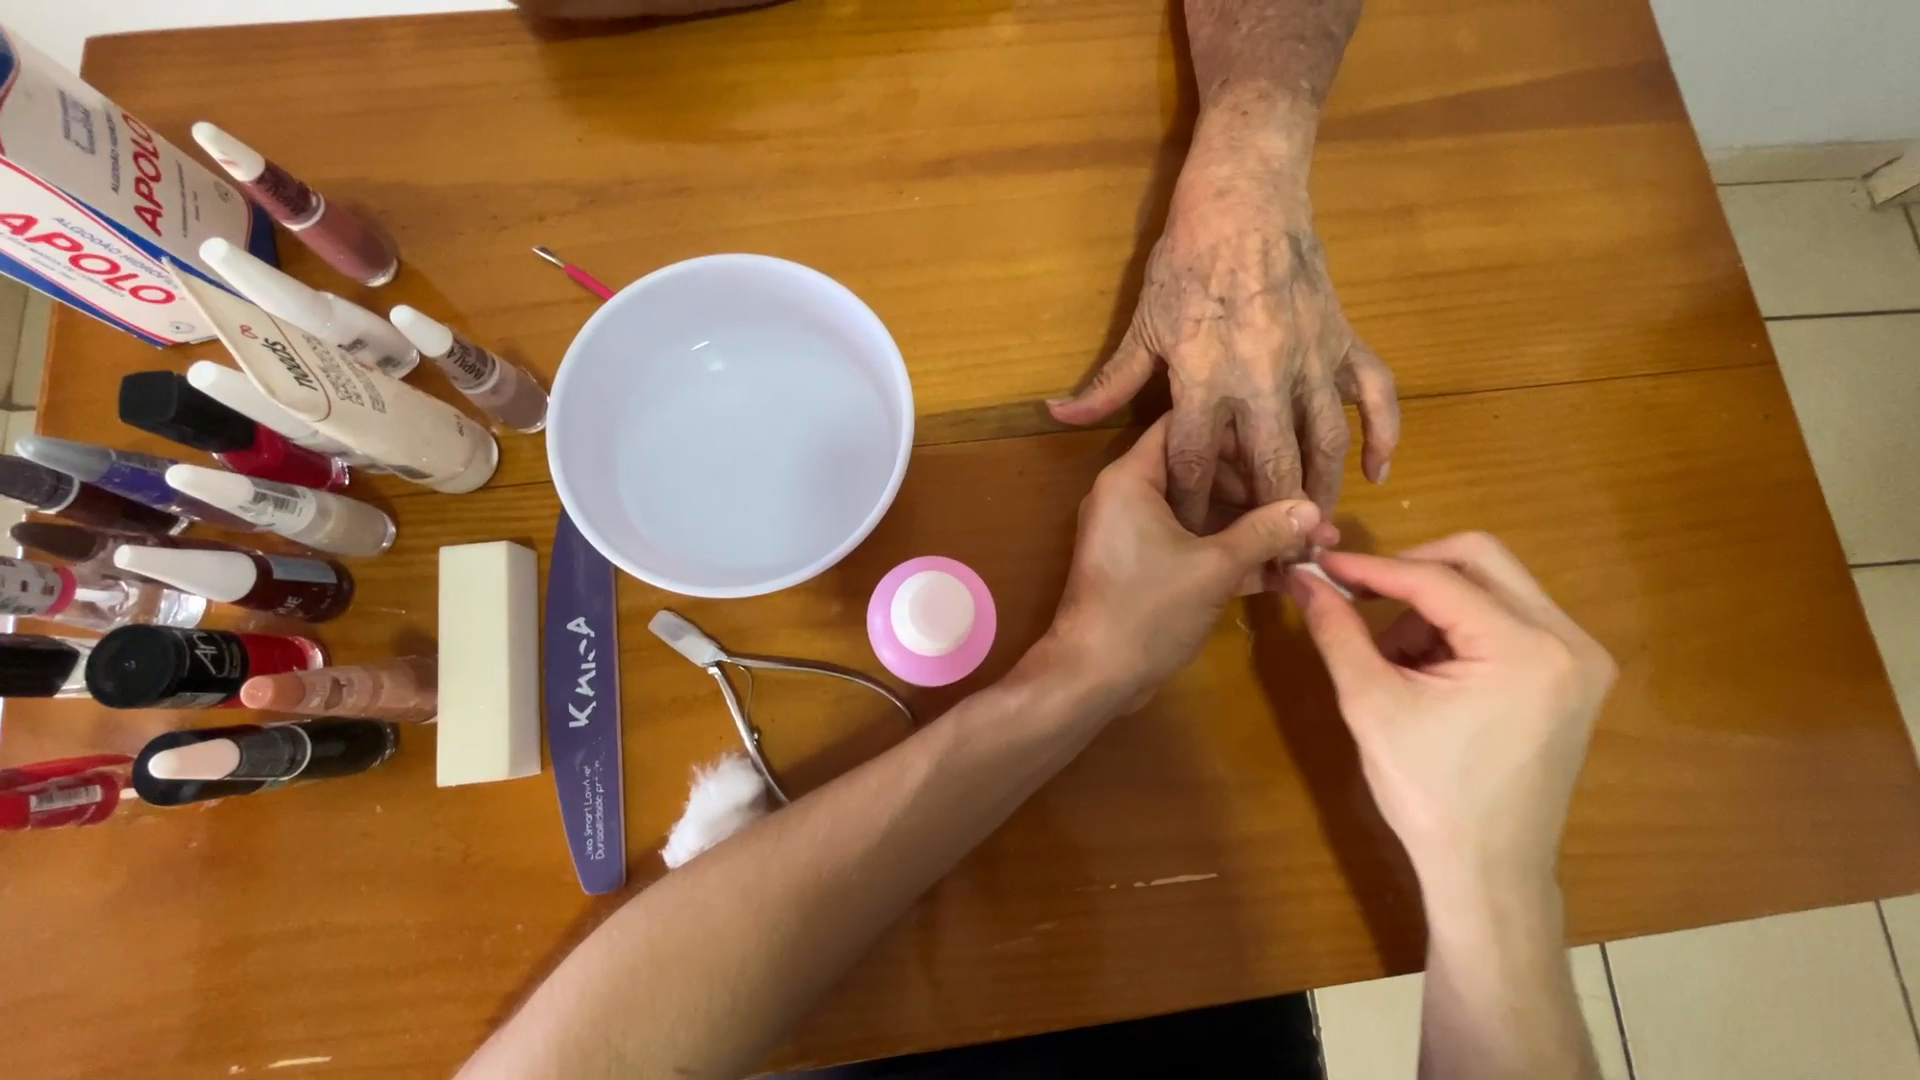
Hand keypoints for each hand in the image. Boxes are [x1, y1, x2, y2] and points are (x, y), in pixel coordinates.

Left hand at [1041, 418, 1322, 710]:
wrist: (1093, 673)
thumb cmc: (1147, 609)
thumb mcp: (1214, 568)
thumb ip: (1264, 532)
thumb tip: (1314, 509)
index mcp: (1132, 478)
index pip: (1183, 426)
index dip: (1235, 432)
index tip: (1283, 444)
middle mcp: (1129, 495)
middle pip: (1198, 471)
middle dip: (1255, 491)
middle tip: (1307, 508)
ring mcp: (1135, 532)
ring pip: (1200, 513)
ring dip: (1249, 528)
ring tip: (1307, 543)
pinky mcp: (1144, 565)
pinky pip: (1190, 545)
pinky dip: (1227, 554)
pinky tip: (1280, 572)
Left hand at [1047, 109, 1398, 528]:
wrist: (1246, 199)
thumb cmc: (1186, 265)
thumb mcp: (1141, 328)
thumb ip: (1107, 383)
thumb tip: (1057, 414)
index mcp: (1205, 380)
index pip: (1197, 463)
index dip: (1196, 506)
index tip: (1196, 538)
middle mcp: (1262, 380)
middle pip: (1270, 466)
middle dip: (1270, 517)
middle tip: (1272, 553)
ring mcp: (1311, 361)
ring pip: (1324, 442)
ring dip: (1322, 489)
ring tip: (1314, 526)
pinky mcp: (1345, 341)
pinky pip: (1376, 394)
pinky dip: (1384, 432)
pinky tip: (1378, 471)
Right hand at [1286, 533, 1615, 896]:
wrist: (1487, 867)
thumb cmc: (1426, 792)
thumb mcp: (1370, 703)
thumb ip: (1336, 630)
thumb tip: (1302, 578)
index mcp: (1526, 649)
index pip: (1436, 579)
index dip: (1371, 568)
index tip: (1322, 565)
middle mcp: (1569, 641)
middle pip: (1480, 559)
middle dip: (1409, 571)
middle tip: (1358, 594)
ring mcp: (1579, 658)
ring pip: (1493, 586)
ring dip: (1432, 603)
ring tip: (1391, 657)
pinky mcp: (1571, 675)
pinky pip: (1507, 618)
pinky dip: (1456, 626)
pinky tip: (1425, 669)